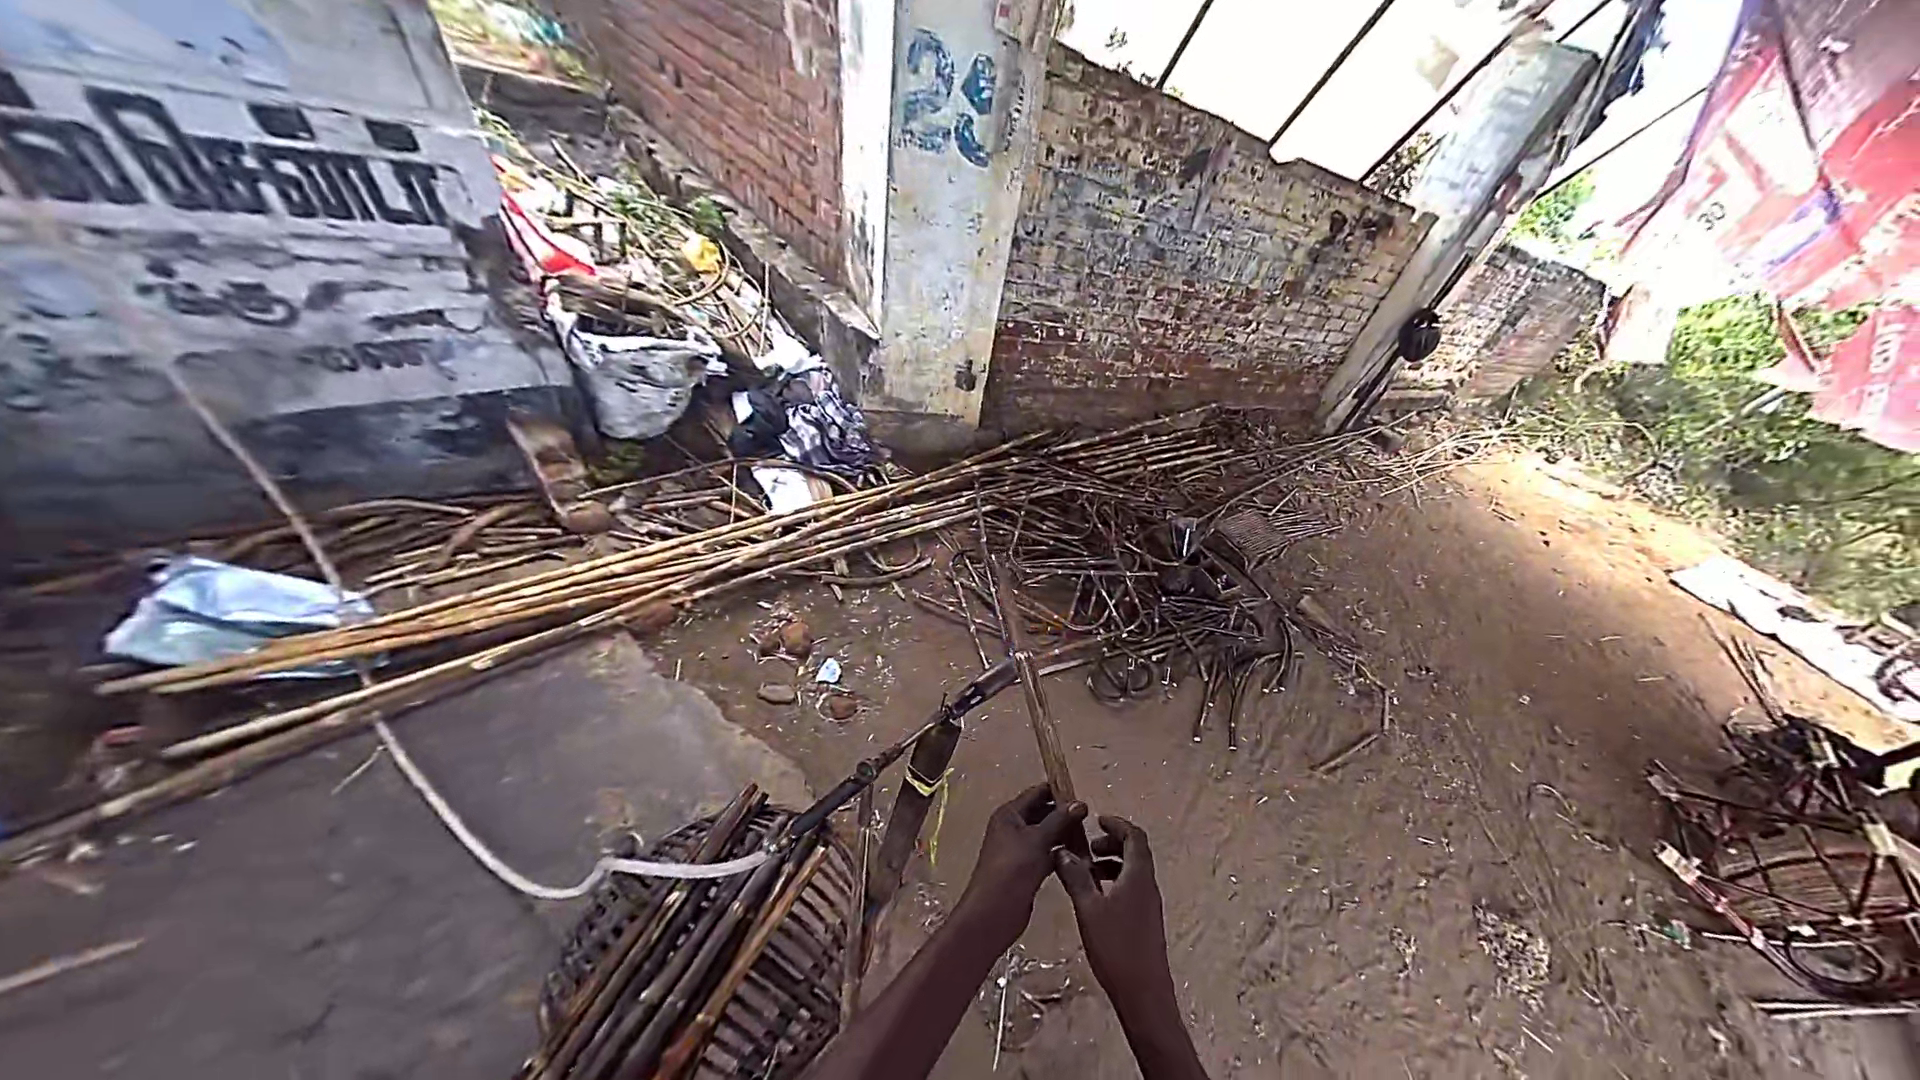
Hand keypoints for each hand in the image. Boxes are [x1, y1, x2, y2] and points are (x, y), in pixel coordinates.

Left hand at [958, 784, 1086, 943]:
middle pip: (1042, 813)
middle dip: (1063, 813)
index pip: (1036, 793)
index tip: (1081, 793)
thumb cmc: (1012, 869)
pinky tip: (1081, 856)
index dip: (1057, 791)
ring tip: (1089, 834)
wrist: (993, 913)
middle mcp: (1013, 828)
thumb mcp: (1036, 840)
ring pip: (1046, 835)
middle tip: (1090, 817)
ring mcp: (1020, 850)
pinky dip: (1061, 853)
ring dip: (1064, 834)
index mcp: (1009, 814)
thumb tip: (1080, 803)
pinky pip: (1047, 854)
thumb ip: (1058, 820)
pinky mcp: (1028, 869)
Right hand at [1053, 816, 1175, 1014]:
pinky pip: (1132, 887)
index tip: (1096, 820)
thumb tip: (1062, 851)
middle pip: (1135, 851)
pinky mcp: (1146, 921)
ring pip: (1133, 871)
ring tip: (1086, 871)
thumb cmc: (1116, 948)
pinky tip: (1095, 897)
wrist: (1144, 996)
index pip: (1134, 837)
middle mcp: (1148, 886)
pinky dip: (1115, 881)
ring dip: (1111, 863)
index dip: (1117, 824)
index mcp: (1138, 876)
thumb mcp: (1088, 909)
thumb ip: (1076, 877)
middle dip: (1111, 843)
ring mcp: (1149, 905)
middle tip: (1088, 847)